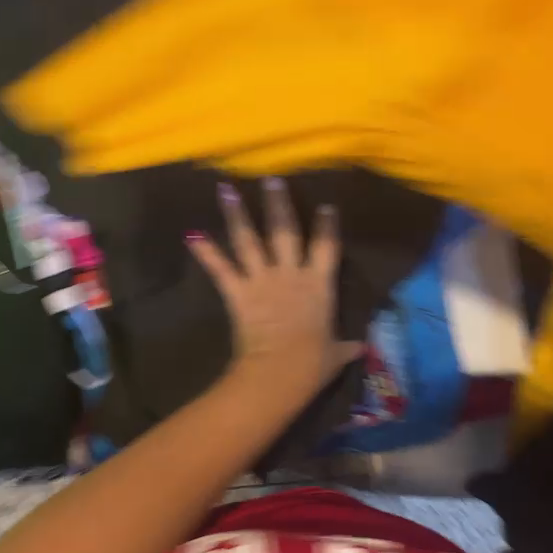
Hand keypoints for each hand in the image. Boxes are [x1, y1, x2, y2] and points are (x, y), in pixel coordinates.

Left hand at [187, 179, 363, 402]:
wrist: (279, 371)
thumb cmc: (312, 363)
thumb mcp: (335, 354)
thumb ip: (346, 346)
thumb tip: (361, 348)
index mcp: (319, 285)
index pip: (326, 247)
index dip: (327, 226)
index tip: (326, 207)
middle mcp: (291, 274)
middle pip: (285, 231)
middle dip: (278, 204)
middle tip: (271, 180)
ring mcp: (263, 280)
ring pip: (249, 240)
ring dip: (237, 214)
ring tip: (226, 190)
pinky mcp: (238, 292)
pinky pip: (220, 268)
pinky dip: (205, 252)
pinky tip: (191, 234)